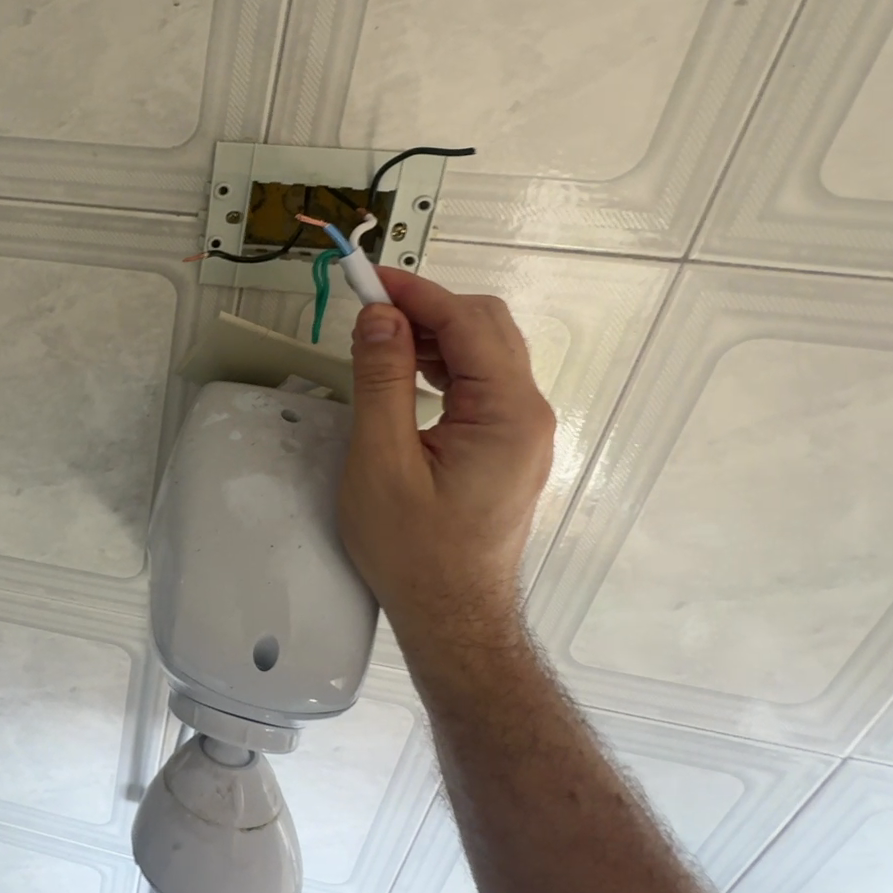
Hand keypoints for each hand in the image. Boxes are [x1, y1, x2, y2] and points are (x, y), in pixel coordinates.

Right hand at [336, 267, 555, 649]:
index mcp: (507, 413)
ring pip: (484, 352)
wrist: (451, 616)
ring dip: (432, 333)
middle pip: (485, 328)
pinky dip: (440, 363)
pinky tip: (403, 371)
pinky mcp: (506, 445)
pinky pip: (479, 382)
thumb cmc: (412, 547)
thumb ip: (382, 380)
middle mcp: (527, 413)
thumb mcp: (382, 459)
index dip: (415, 292)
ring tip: (377, 338)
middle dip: (426, 307)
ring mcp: (521, 430)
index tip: (365, 276)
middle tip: (367, 308)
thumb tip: (380, 315)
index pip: (466, 324)